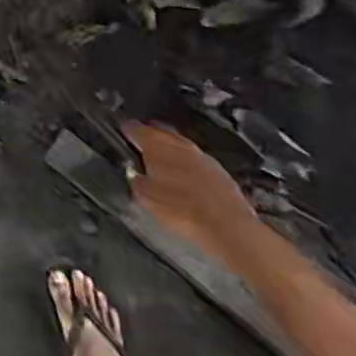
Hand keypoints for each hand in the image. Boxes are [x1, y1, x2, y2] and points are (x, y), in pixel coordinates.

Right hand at [120, 120, 259, 262]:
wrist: (230, 227)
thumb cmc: (182, 211)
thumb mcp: (148, 200)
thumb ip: (138, 183)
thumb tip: (136, 176)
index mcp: (158, 147)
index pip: (139, 131)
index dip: (130, 129)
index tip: (125, 128)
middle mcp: (181, 146)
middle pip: (162, 132)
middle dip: (152, 133)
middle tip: (143, 135)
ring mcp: (203, 157)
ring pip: (181, 144)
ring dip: (171, 146)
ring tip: (164, 154)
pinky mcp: (220, 172)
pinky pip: (196, 159)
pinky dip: (187, 161)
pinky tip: (186, 172)